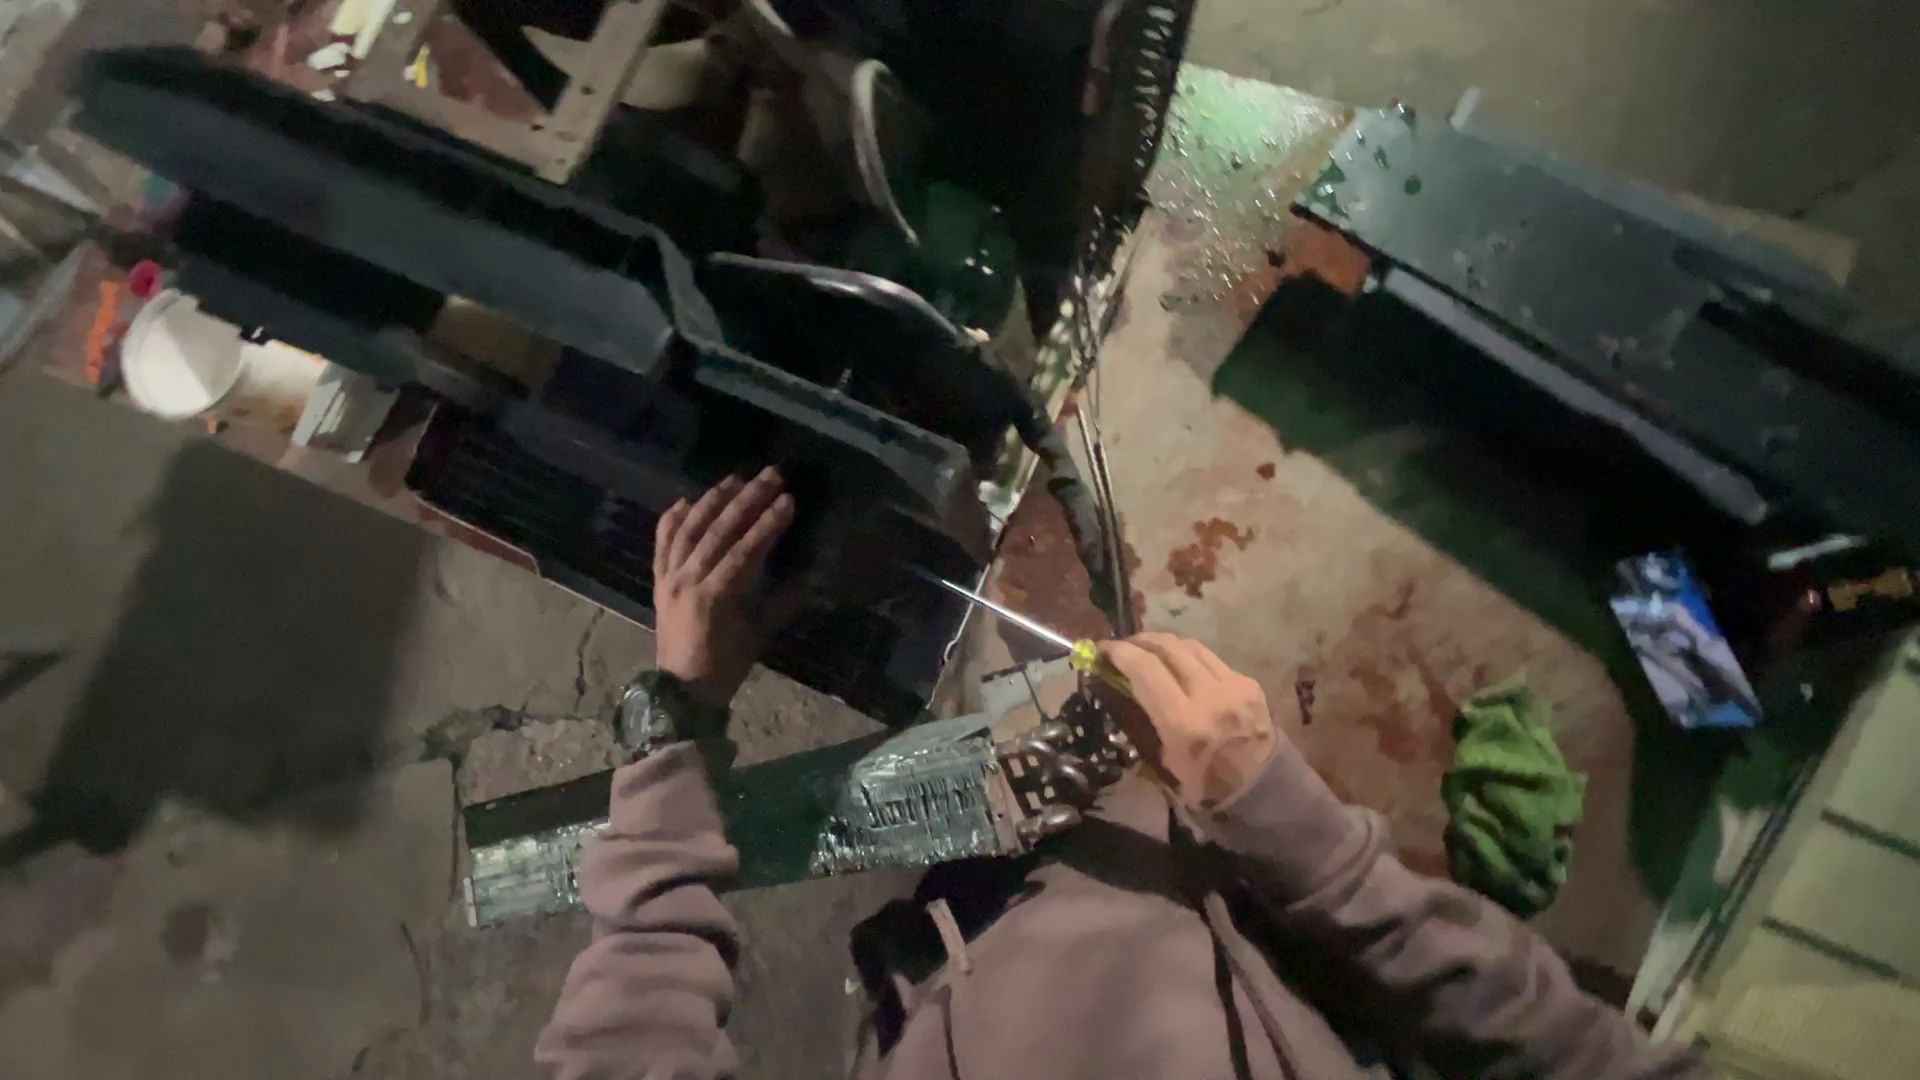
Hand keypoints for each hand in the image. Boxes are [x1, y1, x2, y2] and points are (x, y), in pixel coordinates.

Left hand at [653, 467, 795, 707]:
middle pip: (719, 530)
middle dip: (747, 500)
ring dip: (713, 500)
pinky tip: (688, 501)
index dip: (768, 523)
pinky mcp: (659, 580)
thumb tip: (815, 575)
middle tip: (769, 475)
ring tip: (735, 478)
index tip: (788, 499)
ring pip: (690, 529)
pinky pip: (663, 542)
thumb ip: (786, 601)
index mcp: (716, 595)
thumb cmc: (727, 663)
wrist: (681, 689)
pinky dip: (674, 519)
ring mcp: (670, 577)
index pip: (747, 549)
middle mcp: (689, 579)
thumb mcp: (761, 632)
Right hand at [1098, 633, 1277, 807]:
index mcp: (1183, 722)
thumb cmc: (1205, 785)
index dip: (1118, 652)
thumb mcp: (1164, 759)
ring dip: (1164, 644)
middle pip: (1167, 647)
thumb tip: (1120, 685)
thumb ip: (1144, 720)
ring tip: (1150, 650)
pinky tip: (1182, 668)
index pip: (1144, 669)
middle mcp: (1209, 695)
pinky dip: (1190, 658)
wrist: (1264, 792)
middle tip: (1124, 646)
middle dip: (1139, 641)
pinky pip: (1212, 659)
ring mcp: (1233, 685)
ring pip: (1190, 646)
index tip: (1101, 649)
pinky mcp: (1248, 682)